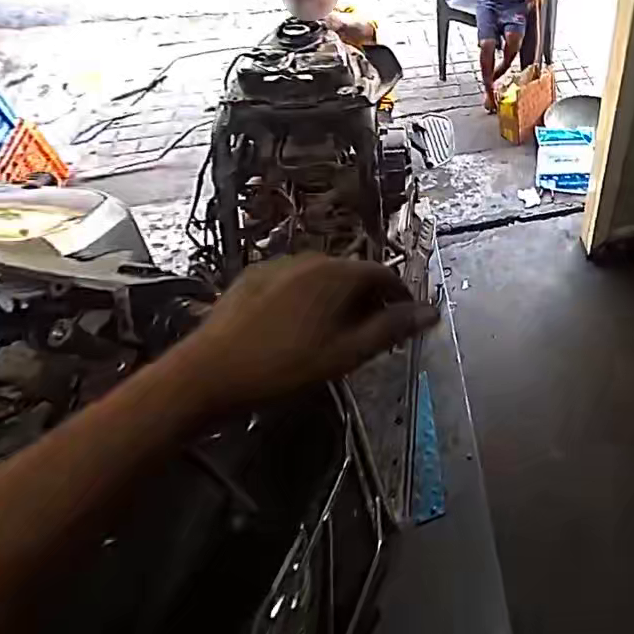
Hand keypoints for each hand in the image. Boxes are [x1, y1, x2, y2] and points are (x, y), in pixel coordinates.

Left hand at [164, 255, 437, 415]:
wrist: (204, 375)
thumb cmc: (283, 366)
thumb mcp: (346, 354)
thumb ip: (391, 329)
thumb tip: (430, 311)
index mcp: (339, 274)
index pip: (384, 274)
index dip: (399, 296)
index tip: (402, 320)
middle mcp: (313, 259)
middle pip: (354, 273)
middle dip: (368, 298)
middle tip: (369, 333)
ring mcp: (279, 264)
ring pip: (323, 276)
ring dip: (336, 297)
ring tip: (333, 332)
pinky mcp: (253, 276)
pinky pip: (293, 281)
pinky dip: (306, 297)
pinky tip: (295, 326)